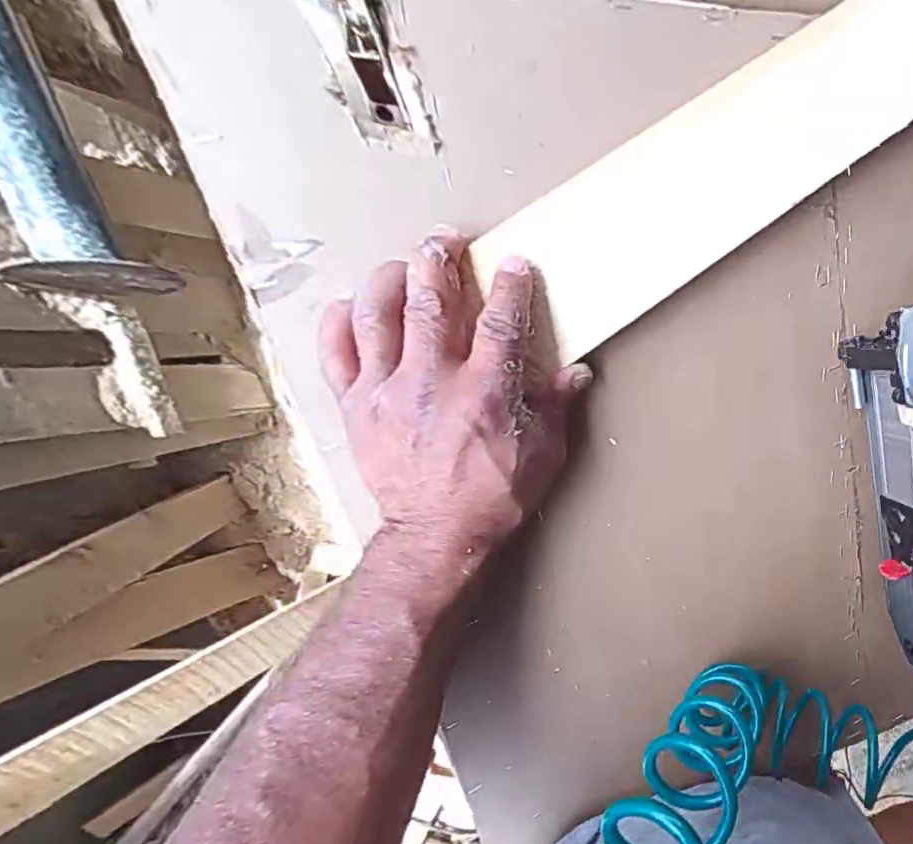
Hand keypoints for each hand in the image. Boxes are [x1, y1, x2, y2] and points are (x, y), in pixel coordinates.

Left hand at [321, 228, 591, 564]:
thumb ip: (555, 407)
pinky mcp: (357, 407)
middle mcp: (432, 380)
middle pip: (429, 299)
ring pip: (378, 313)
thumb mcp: (542, 457)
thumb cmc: (492, 500)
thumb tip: (576, 373)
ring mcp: (387, 390)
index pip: (500, 321)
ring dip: (390, 277)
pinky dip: (340, 322)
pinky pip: (337, 352)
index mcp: (484, 391)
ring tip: (402, 263)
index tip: (515, 264)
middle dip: (439, 259)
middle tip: (446, 239)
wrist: (437, 536)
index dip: (510, 286)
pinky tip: (350, 305)